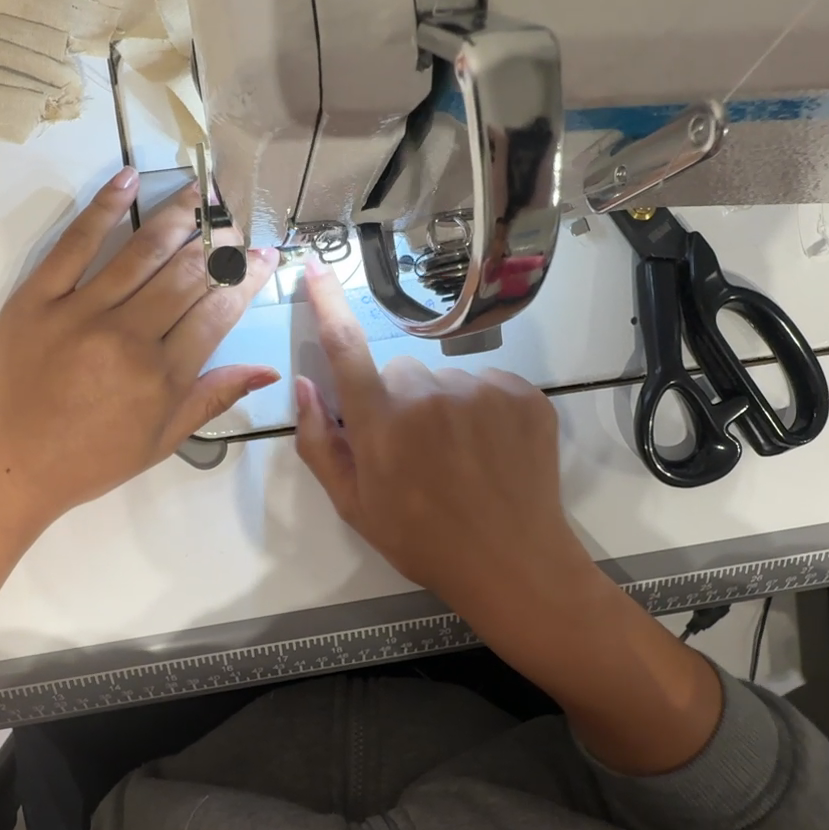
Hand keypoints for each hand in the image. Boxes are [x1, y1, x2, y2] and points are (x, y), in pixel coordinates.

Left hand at [0, 168, 279, 531]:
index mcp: (162, 378)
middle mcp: (127, 337)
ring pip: (141, 251)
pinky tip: (129, 179)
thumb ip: (212, 399)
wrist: (0, 468)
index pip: (217, 312)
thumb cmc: (86, 463)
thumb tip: (268, 369)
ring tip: (202, 194)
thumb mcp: (159, 443)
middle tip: (237, 224)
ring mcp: (79, 311)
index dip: (246, 280)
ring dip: (177, 216)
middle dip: (220, 244)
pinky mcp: (35, 296)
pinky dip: (104, 208)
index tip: (266, 258)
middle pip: (186, 274)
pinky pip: (75, 244)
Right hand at [293, 260, 587, 604]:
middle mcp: (430, 393)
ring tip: (459, 458)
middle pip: (400, 373)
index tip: (314, 267)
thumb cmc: (421, 539)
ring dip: (444, 407)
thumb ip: (319, 442)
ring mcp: (482, 390)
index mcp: (381, 422)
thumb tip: (305, 385)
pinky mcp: (523, 394)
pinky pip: (487, 384)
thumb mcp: (353, 505)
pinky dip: (483, 409)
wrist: (511, 562)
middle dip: (397, 402)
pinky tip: (489, 450)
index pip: (345, 347)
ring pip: (446, 380)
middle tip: (415, 452)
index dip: (326, 303)